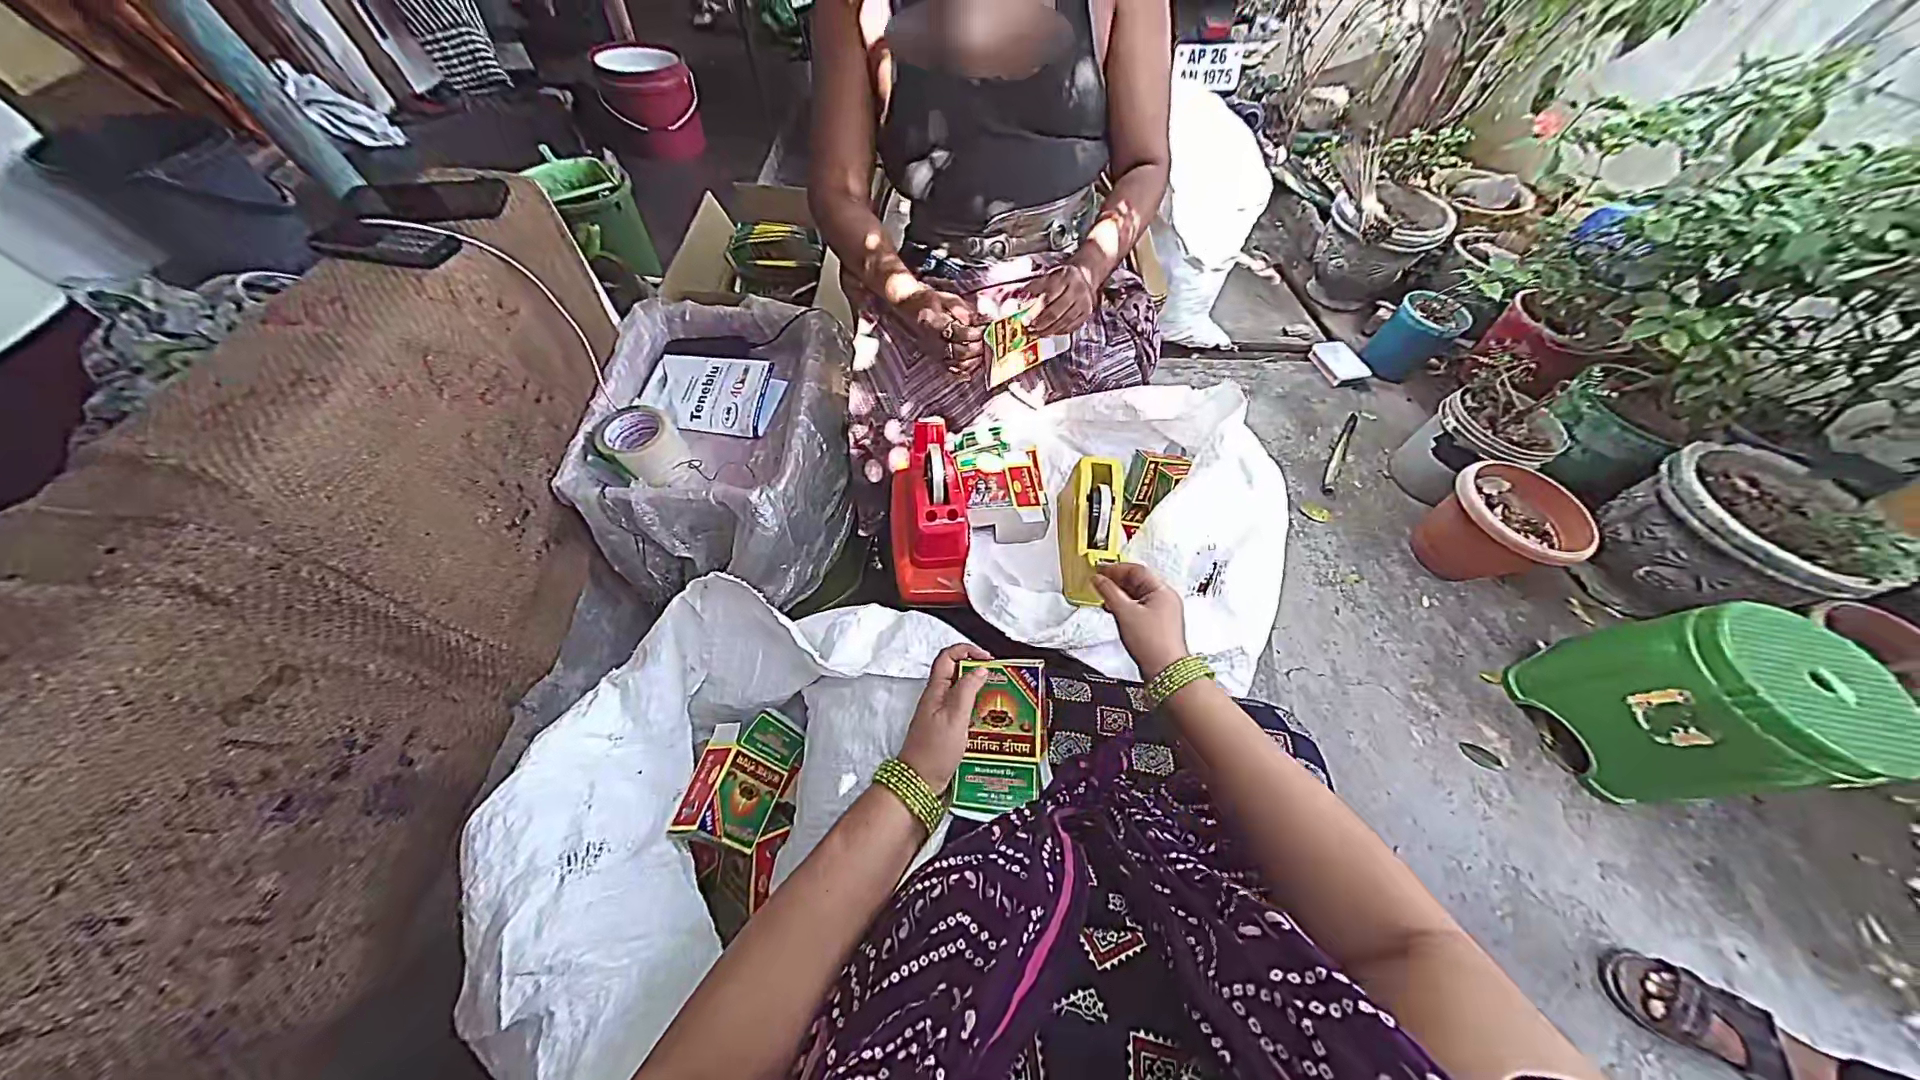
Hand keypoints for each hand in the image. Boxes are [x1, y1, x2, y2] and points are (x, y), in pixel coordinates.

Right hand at [893, 287, 986, 377]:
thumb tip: (983, 321)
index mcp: (935, 324)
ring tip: (986, 352)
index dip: (975, 333)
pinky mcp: (936, 359)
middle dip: (978, 348)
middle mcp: (934, 342)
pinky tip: (974, 369)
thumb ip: (965, 311)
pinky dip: (965, 372)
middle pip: (961, 352)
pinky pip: (952, 370)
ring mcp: (935, 353)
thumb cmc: (931, 301)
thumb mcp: (948, 299)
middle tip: (989, 341)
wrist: (909, 308)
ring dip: (975, 361)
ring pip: (958, 364)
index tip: (985, 328)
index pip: (959, 333)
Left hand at [896, 643, 992, 791]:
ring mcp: (940, 713)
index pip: (948, 656)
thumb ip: (967, 690)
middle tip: (996, 677)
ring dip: (978, 690)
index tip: (987, 658)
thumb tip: (980, 669)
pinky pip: (963, 710)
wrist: (920, 783)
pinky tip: (988, 720)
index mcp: (935, 690)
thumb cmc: (932, 751)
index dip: (967, 650)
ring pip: (961, 691)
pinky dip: (976, 710)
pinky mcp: (946, 728)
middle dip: (977, 670)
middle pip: (956, 672)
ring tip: (996, 697)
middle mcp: (936, 699)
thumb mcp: (954, 717)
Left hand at [1014, 262, 1097, 337]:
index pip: (1048, 296)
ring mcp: (1083, 303)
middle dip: (1040, 323)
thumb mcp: (1048, 275)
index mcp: (1066, 277)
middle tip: (1029, 329)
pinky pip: (1070, 326)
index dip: (1035, 310)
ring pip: (1063, 322)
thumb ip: (1035, 286)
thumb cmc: (1061, 278)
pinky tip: (1048, 333)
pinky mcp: (1086, 314)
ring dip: (1047, 330)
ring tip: (1035, 333)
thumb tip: (1020, 297)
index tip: (1025, 320)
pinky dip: (1057, 331)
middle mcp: (1077, 290)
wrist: (1084, 277)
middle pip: (1056, 311)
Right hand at [1090, 563, 1188, 679]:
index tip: (1099, 569)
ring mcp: (1162, 612)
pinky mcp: (1157, 624)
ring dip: (1119, 594)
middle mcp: (1165, 599)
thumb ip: (1109, 592)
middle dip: (1116, 581)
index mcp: (1162, 591)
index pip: (1136, 570)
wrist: (1164, 670)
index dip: (1115, 568)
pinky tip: (1114, 610)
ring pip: (1137, 595)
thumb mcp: (1125, 612)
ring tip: (1104, 596)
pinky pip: (1139, 607)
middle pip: (1137, 581)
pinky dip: (1125, 606)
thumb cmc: (1153, 643)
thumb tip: (1098, 579)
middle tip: (1099, 581)